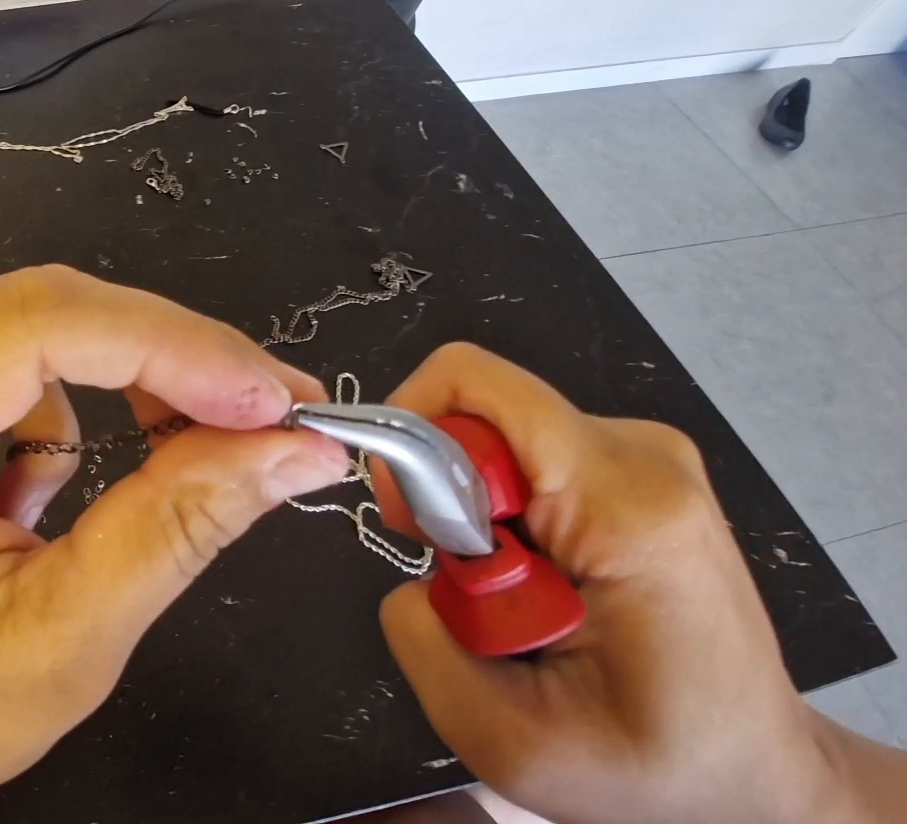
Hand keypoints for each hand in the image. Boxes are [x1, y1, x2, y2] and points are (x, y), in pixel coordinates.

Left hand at [0, 266, 347, 820]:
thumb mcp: (60, 644)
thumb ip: (173, 530)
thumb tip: (291, 445)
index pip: (22, 333)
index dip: (161, 344)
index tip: (273, 400)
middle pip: (34, 311)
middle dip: (169, 352)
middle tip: (276, 413)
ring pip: (35, 321)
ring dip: (133, 371)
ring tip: (190, 450)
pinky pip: (16, 353)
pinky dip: (79, 397)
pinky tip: (54, 485)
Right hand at [374, 344, 895, 823]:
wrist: (752, 775)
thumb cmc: (651, 766)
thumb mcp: (508, 738)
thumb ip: (420, 639)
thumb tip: (406, 574)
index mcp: (625, 504)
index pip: (472, 384)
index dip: (407, 436)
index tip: (412, 523)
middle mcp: (639, 455)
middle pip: (473, 411)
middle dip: (436, 486)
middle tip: (457, 573)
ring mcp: (638, 456)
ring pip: (488, 435)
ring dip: (462, 506)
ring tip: (498, 587)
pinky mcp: (625, 468)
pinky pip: (512, 453)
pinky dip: (488, 507)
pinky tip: (523, 572)